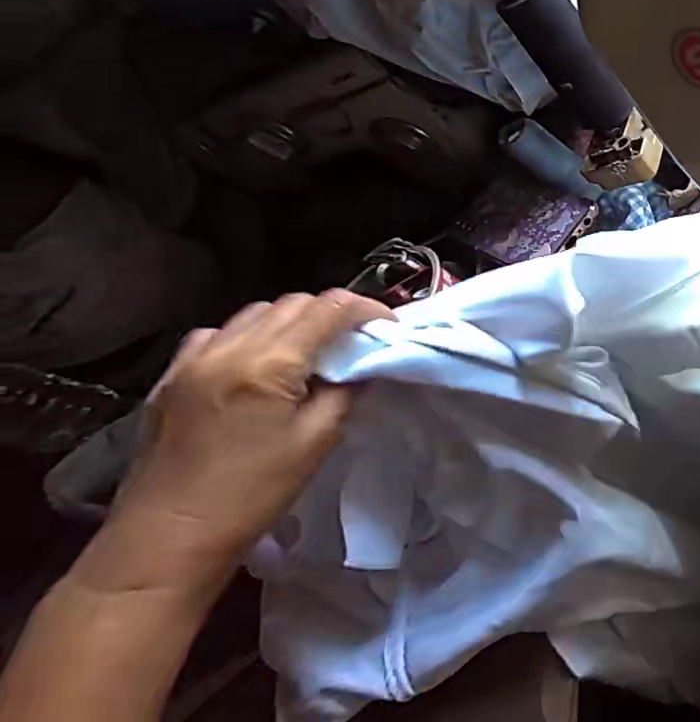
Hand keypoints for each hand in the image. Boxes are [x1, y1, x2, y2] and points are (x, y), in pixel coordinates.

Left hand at [71, 290, 390, 597]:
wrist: (166, 540)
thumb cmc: (255, 491)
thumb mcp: (320, 435)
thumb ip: (348, 385)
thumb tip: (368, 358)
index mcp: (267, 364)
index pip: (331, 307)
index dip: (369, 310)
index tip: (389, 328)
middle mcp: (225, 351)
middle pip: (295, 303)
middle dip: (335, 313)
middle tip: (358, 340)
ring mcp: (190, 364)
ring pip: (258, 313)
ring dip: (294, 320)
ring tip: (314, 349)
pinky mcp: (170, 380)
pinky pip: (218, 334)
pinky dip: (251, 334)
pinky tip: (262, 361)